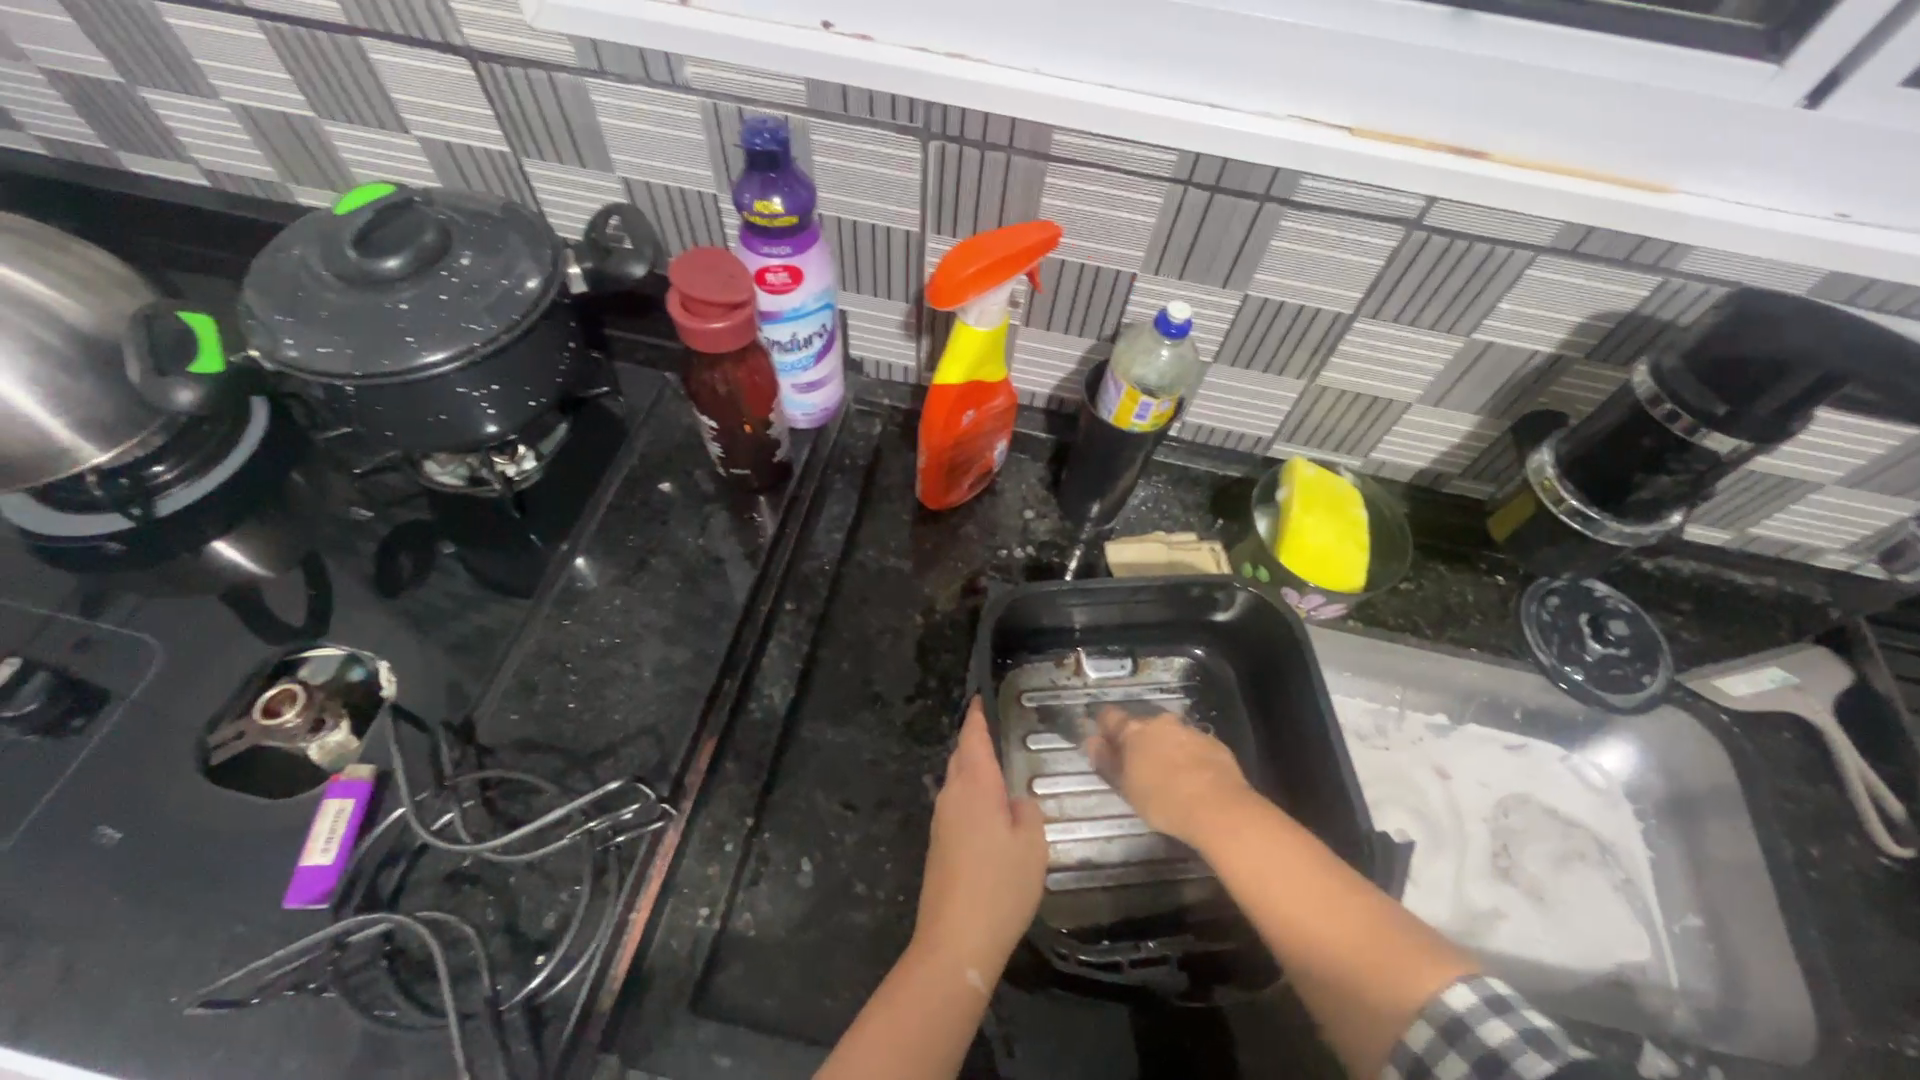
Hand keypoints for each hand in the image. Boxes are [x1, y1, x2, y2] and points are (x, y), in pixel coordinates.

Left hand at [914, 697, 1048, 976]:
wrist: (956, 941)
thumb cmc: (1000, 886)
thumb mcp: (1032, 844)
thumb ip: (1027, 812)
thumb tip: (1015, 802)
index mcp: (975, 786)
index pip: (973, 738)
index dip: (978, 716)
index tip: (982, 698)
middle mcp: (951, 797)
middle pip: (961, 758)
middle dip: (975, 743)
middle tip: (997, 733)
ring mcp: (940, 823)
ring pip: (957, 784)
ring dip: (974, 773)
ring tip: (1000, 771)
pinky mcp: (938, 847)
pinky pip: (956, 808)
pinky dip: (972, 798)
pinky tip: (989, 813)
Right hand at [1085, 707, 1256, 846]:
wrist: (1218, 808)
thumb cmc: (1162, 801)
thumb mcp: (1126, 787)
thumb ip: (1107, 762)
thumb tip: (1092, 742)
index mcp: (1134, 731)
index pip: (1109, 716)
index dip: (1105, 729)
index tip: (1105, 745)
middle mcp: (1161, 723)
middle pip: (1142, 725)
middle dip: (1138, 741)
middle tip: (1138, 767)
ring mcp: (1190, 730)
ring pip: (1170, 734)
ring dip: (1165, 748)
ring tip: (1168, 775)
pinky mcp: (1214, 743)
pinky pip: (1193, 745)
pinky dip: (1188, 756)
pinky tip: (1192, 778)